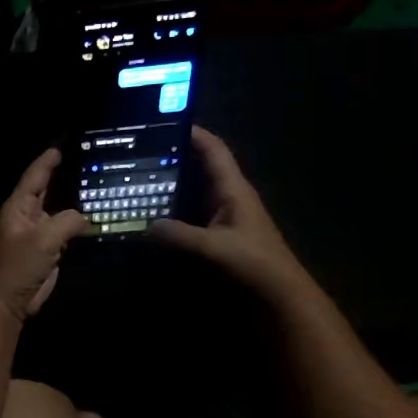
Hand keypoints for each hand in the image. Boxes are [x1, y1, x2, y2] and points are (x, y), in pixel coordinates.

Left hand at [0, 147, 89, 320]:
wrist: (9, 301)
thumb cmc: (18, 266)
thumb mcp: (44, 238)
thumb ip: (68, 221)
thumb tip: (85, 218)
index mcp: (19, 206)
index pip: (35, 175)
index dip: (48, 159)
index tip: (63, 144)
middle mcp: (28, 215)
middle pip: (48, 189)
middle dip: (65, 175)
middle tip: (88, 158)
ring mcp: (39, 233)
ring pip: (60, 210)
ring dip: (76, 200)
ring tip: (98, 183)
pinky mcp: (49, 250)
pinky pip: (66, 230)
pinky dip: (79, 223)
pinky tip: (97, 215)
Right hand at [150, 126, 306, 294]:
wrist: (278, 295)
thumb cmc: (254, 264)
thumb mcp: (215, 248)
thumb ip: (180, 236)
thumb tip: (147, 225)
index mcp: (233, 190)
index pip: (214, 151)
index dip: (194, 134)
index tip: (165, 122)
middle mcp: (228, 198)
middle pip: (200, 168)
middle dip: (174, 158)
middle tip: (140, 153)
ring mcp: (223, 218)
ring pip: (193, 192)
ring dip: (171, 186)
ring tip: (138, 181)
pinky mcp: (217, 236)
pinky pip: (190, 216)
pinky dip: (172, 212)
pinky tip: (151, 217)